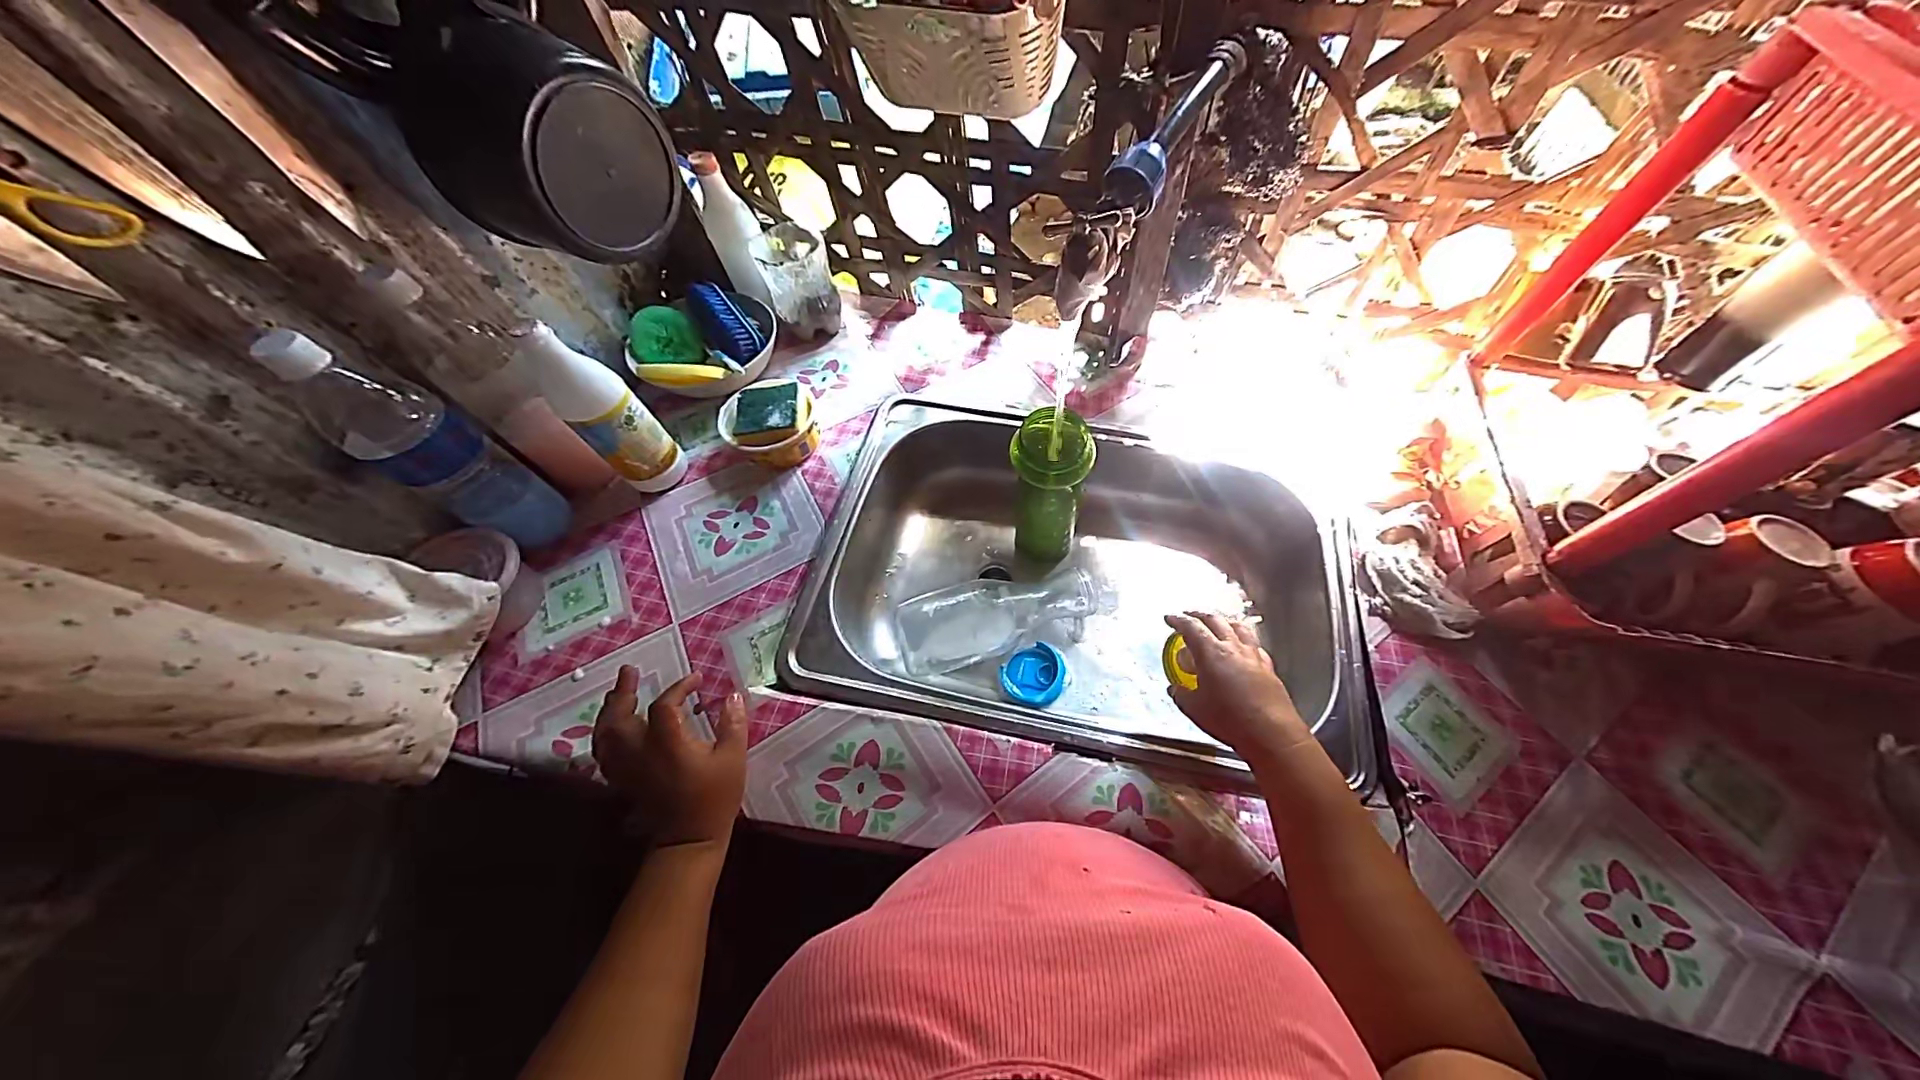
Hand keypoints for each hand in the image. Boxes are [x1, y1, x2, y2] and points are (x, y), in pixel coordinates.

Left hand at [593, 668, 746, 847]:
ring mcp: (627, 767)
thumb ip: (732, 724)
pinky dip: (605, 734)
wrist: (691, 838)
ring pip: (605, 734)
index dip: (680, 687)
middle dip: (623, 692)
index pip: (665, 705)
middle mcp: (640, 752)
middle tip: (630, 671)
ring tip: (618, 694)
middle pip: (619, 717)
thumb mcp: (732, 758)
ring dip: (608, 711)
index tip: (696, 679)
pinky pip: (604, 752)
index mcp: (668, 744)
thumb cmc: (715, 797)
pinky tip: (613, 727)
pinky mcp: (623, 779)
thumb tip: (733, 695)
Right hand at [1165, 612, 1314, 763]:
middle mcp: (1233, 648)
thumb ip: (1182, 694)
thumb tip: (1176, 689)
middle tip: (1190, 615)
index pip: (1191, 628)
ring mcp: (1254, 656)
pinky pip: (1254, 644)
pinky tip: (1243, 646)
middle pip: (1215, 620)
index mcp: (1211, 653)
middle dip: (1199, 615)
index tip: (1171, 618)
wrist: (1271, 733)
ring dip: (1224, 621)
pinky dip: (1244, 639)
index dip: (1178, 621)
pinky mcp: (1268, 668)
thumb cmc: (1231, 719)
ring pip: (1239, 627)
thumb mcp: (1195, 709)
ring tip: (1218, 622)